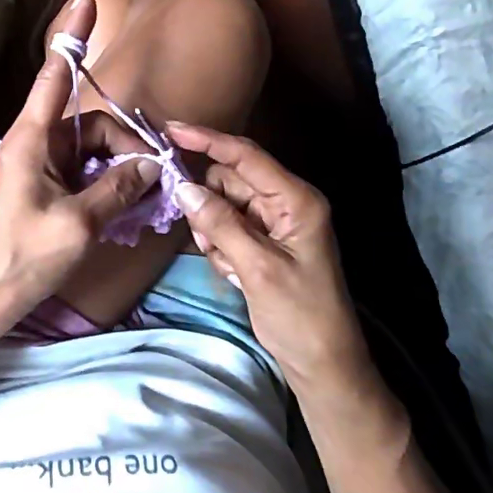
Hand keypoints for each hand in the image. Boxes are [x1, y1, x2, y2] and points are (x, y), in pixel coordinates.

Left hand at [0, 0, 158, 332]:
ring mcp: (41, 165)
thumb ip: (118, 188)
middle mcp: (36, 143)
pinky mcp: (46, 185)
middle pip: (93, 122)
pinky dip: (108, 182)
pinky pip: (85, 169)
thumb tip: (151, 165)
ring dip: (120, 168)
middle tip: (152, 180)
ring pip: (93, 148)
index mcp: (32, 140)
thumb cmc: (24, 258)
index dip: (72, 36)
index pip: (55, 76)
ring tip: (140, 202)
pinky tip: (124, 209)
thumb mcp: (79, 224)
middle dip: (126, 144)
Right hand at [167, 122, 369, 389]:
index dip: (207, 139)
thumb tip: (183, 187)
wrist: (322, 363)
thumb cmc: (300, 314)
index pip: (245, 156)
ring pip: (222, 204)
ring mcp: (273, 223)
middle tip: (204, 238)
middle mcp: (284, 203)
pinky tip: (232, 272)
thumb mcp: (257, 267)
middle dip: (208, 203)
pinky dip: (218, 245)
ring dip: (212, 229)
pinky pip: (225, 227)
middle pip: (229, 180)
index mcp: (296, 200)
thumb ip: (219, 223)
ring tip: (227, 264)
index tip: (170, 129)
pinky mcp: (261, 241)